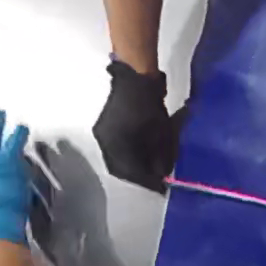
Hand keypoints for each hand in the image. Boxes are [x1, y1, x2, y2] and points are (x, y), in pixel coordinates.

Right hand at [92, 58, 180, 192]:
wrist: (135, 76)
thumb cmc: (150, 106)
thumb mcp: (161, 135)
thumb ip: (161, 158)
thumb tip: (161, 175)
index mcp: (115, 146)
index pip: (131, 173)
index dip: (148, 183)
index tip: (162, 189)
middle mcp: (104, 142)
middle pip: (122, 168)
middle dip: (139, 177)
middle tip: (156, 182)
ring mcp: (103, 133)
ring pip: (118, 159)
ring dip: (135, 166)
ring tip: (152, 171)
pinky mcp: (106, 126)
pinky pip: (118, 148)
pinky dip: (131, 154)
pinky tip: (144, 155)